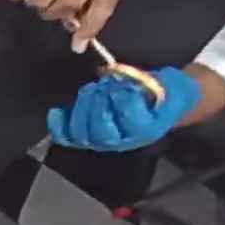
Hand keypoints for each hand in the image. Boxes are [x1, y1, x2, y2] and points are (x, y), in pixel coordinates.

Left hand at [46, 65, 201, 152]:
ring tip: (89, 91)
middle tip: (100, 87)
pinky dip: (58, 125)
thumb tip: (124, 80)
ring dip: (81, 110)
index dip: (122, 104)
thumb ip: (150, 84)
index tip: (120, 89)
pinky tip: (56, 111)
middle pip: (100, 130)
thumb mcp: (168, 85)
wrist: (160, 109)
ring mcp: (100, 143)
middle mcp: (121, 142)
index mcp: (147, 129)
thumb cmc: (166, 94)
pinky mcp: (84, 140)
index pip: (131, 122)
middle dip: (97, 105)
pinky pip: (66, 137)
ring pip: (81, 134)